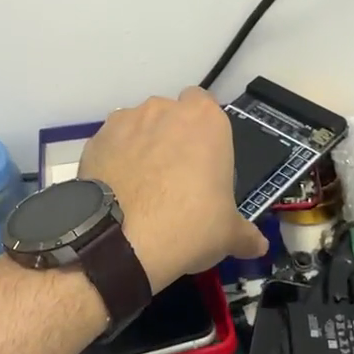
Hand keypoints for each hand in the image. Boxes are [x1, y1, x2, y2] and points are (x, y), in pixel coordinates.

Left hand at [77, 87, 267, 290]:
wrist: (123, 241)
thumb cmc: (191, 226)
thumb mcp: (229, 235)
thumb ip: (245, 234)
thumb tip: (258, 246)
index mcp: (206, 120)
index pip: (207, 107)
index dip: (204, 133)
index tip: (204, 162)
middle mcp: (164, 109)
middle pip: (171, 116)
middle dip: (173, 138)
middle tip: (175, 178)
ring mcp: (125, 121)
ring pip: (138, 128)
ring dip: (143, 148)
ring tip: (143, 188)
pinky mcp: (95, 140)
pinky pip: (112, 146)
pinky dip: (116, 161)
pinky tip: (119, 192)